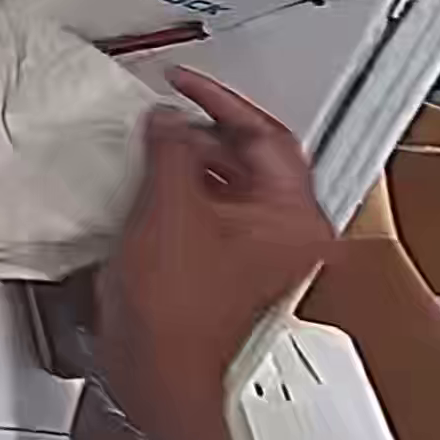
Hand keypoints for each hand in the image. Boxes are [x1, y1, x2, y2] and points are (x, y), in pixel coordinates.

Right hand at [101, 67, 333, 381]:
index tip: (183, 80)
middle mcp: (282, 229)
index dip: (220, 100)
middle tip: (164, 109)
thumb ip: (171, 150)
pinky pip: (205, 197)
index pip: (267, 136)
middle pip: (250, 155)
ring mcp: (251, 243)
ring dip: (188, 152)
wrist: (155, 359)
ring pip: (225, 176)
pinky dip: (178, 177)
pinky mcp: (218, 252)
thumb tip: (168, 117)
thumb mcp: (171, 207)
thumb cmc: (176, 301)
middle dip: (203, 128)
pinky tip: (147, 171)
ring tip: (151, 135)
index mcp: (292, 218)